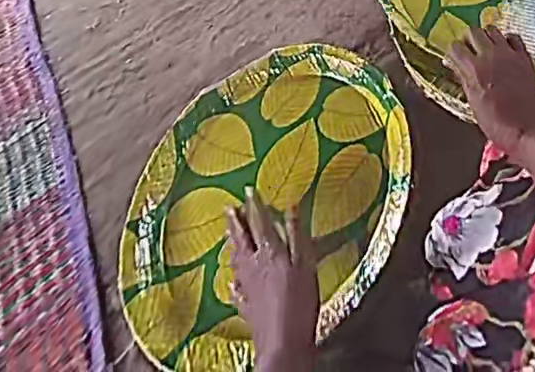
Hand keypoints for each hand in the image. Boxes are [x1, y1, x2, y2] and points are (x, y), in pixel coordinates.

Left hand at [226, 188, 318, 370]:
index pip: (260, 222)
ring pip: (237, 261)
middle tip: (229, 208)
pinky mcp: (248, 307)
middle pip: (243, 240)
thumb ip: (297, 232)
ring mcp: (249, 288)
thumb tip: (291, 205)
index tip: (249, 190)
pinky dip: (235, 279)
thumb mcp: (305, 260)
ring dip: (233, 245)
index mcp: (270, 252)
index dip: (255, 205)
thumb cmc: (299, 300)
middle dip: (236, 223)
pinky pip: (238, 288)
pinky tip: (232, 280)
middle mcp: (255, 266)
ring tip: (229, 236)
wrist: (283, 344)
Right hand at [447, 27, 534, 153]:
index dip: (453, 51)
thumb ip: (464, 79)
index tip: (455, 57)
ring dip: (486, 36)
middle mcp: (490, 55)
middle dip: (468, 38)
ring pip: (492, 30)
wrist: (527, 127)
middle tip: (469, 50)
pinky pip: (513, 37)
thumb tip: (455, 65)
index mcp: (474, 68)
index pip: (456, 46)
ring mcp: (509, 53)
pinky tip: (505, 50)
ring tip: (486, 49)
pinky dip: (507, 40)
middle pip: (473, 31)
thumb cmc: (497, 122)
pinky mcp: (524, 55)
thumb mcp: (473, 102)